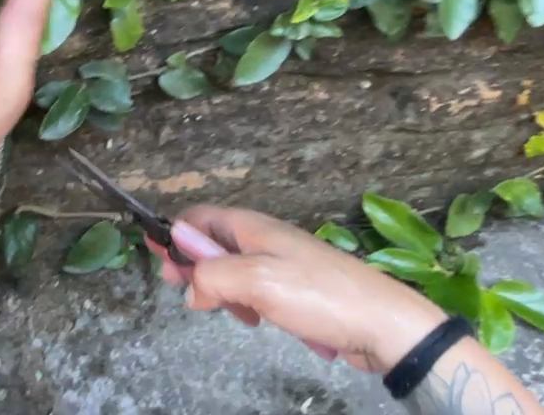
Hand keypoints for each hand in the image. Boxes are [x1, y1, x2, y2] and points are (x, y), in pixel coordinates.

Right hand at [156, 207, 447, 373]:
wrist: (385, 325)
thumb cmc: (317, 295)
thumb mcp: (256, 282)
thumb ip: (212, 276)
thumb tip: (187, 282)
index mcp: (248, 226)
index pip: (195, 218)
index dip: (172, 236)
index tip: (158, 260)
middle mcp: (261, 237)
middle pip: (211, 245)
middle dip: (197, 269)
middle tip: (190, 296)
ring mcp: (280, 262)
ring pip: (233, 271)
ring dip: (225, 292)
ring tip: (236, 315)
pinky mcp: (296, 288)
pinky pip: (258, 291)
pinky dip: (251, 305)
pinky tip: (260, 322)